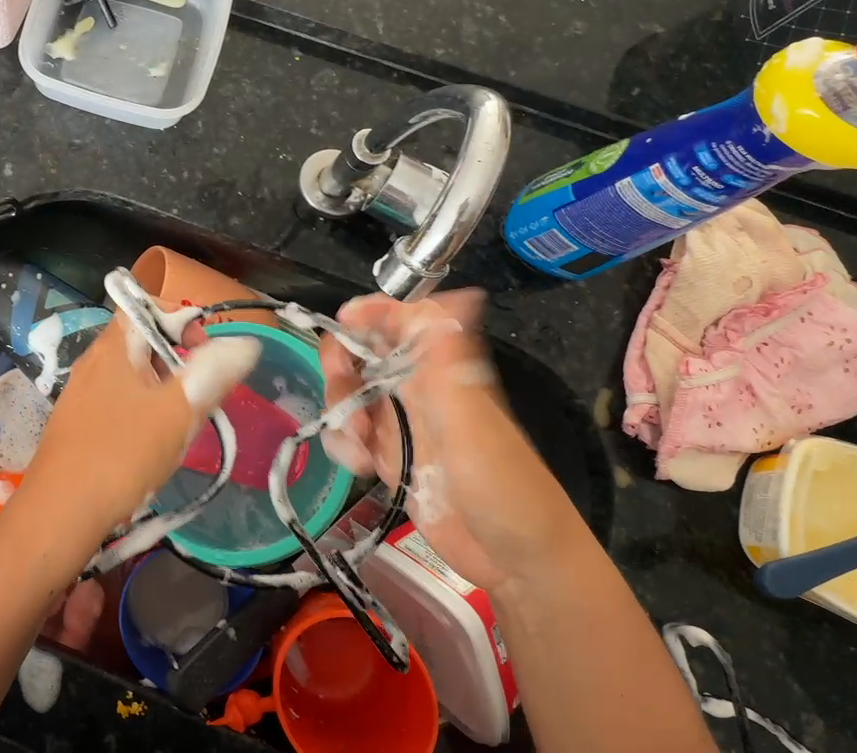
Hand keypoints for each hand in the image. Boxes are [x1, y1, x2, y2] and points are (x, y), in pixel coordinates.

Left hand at [19, 315, 260, 541]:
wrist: (60, 512)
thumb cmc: (121, 455)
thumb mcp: (177, 412)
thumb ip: (212, 374)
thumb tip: (246, 343)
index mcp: (114, 347)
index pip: (145, 305)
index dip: (180, 317)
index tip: (207, 349)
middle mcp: (94, 362)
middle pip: (142, 341)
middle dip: (179, 360)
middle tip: (204, 391)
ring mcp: (83, 394)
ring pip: (133, 375)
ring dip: (164, 390)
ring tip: (185, 422)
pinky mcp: (79, 425)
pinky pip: (119, 403)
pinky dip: (144, 413)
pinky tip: (155, 446)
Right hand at [318, 291, 588, 596]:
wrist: (516, 561)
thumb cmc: (504, 486)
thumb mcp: (472, 423)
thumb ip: (445, 364)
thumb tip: (445, 296)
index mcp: (444, 371)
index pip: (404, 321)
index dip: (373, 312)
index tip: (346, 321)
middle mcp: (419, 389)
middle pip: (364, 352)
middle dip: (342, 363)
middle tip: (344, 388)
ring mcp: (401, 423)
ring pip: (350, 392)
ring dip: (340, 409)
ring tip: (357, 441)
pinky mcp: (388, 457)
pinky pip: (349, 435)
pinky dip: (343, 445)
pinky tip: (359, 466)